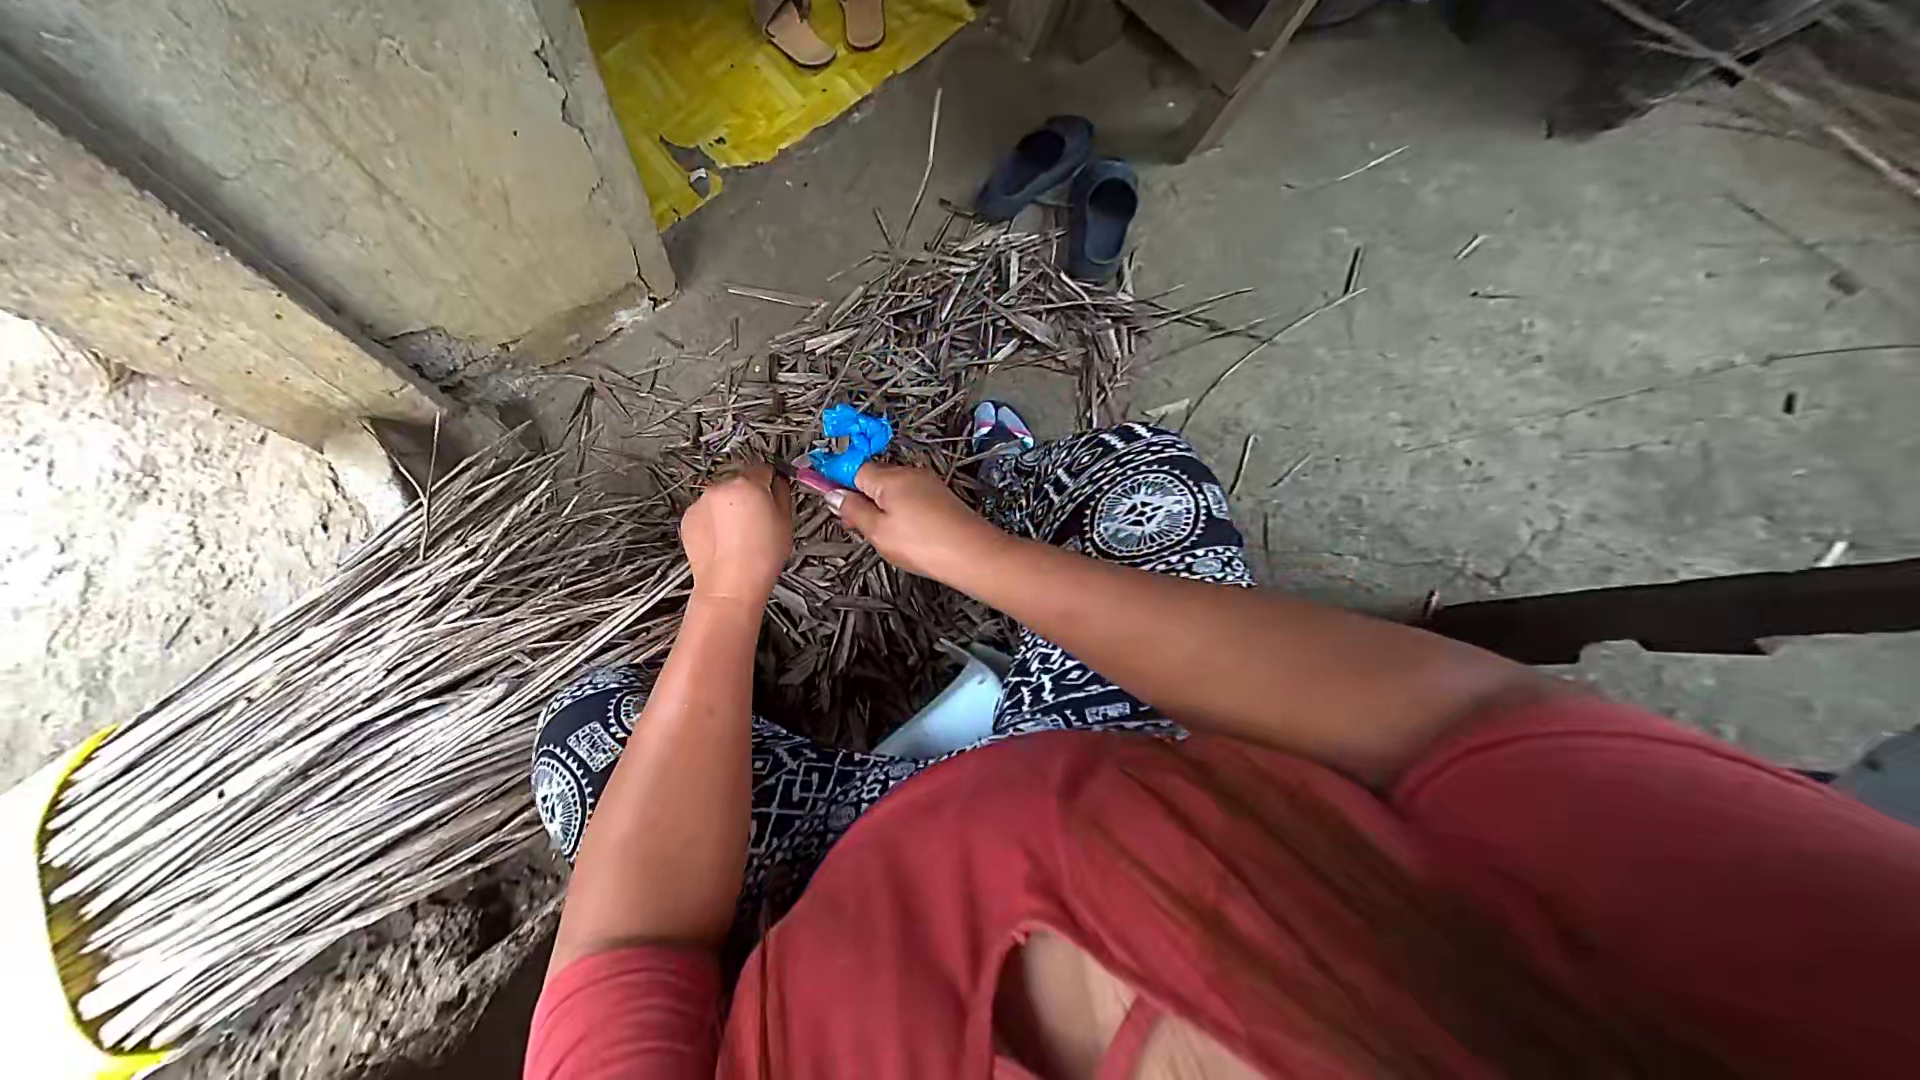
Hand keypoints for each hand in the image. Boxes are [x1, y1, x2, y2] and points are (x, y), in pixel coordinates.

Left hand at [679, 464, 792, 604]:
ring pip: (722, 497)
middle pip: (740, 482)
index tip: (773, 489)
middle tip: (759, 520)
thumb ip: (782, 493)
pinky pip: (706, 512)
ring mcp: (701, 503)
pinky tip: (727, 540)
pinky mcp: (689, 518)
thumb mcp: (785, 521)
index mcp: (748, 484)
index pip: (763, 468)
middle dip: (749, 496)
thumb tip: (778, 483)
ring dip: (730, 508)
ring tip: (742, 534)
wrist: (730, 585)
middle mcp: (721, 488)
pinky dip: (715, 521)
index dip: (771, 481)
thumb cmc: (758, 558)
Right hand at [828, 464, 1009, 581]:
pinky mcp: (939, 498)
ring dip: (878, 507)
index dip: (833, 478)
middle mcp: (910, 473)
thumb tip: (833, 495)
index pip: (851, 468)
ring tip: (881, 536)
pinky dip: (898, 512)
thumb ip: (852, 510)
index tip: (815, 482)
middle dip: (857, 498)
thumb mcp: (878, 531)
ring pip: (890, 490)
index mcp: (890, 477)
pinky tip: (901, 534)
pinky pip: (908, 498)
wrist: (972, 555)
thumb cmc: (927, 544)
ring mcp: (927, 484)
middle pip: (871, 478)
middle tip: (852, 524)